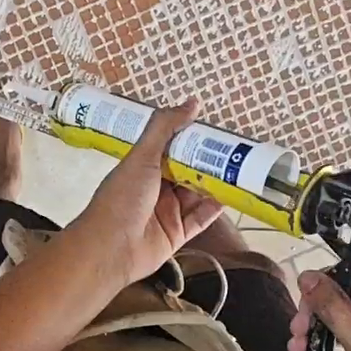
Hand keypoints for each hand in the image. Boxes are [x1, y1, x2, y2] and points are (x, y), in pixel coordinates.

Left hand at [63, 99, 225, 284]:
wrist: (110, 248)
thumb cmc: (122, 197)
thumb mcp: (142, 156)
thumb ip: (164, 129)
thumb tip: (191, 103)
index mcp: (143, 167)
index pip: (171, 148)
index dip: (191, 139)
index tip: (214, 130)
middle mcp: (155, 188)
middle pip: (187, 171)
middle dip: (208, 162)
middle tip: (235, 150)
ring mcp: (166, 212)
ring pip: (196, 194)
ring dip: (214, 183)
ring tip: (239, 170)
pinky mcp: (177, 234)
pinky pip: (200, 219)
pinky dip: (214, 209)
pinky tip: (231, 196)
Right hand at [287, 271, 350, 350]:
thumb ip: (336, 310)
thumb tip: (306, 275)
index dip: (327, 282)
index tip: (305, 305)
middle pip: (348, 292)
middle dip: (317, 309)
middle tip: (296, 331)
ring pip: (347, 313)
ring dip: (319, 326)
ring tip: (297, 348)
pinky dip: (330, 340)